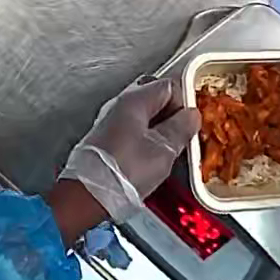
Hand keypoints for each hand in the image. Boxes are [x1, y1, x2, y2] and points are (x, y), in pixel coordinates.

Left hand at [59, 77, 198, 224]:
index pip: (168, 85)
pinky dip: (144, 135)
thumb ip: (180, 128)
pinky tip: (149, 155)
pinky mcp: (104, 137)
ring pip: (142, 112)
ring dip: (158, 125)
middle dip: (171, 112)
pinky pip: (131, 127)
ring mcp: (109, 120)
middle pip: (153, 95)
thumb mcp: (163, 150)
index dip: (184, 102)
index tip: (190, 123)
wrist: (87, 194)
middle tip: (181, 133)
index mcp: (134, 100)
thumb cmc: (124, 170)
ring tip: (167, 148)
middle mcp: (118, 104)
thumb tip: (192, 115)